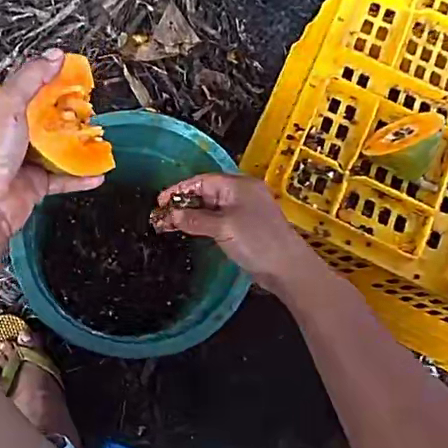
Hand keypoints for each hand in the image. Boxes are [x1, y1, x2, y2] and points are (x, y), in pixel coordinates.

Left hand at [0, 50, 102, 236]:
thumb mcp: (8, 105)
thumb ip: (32, 78)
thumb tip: (55, 55)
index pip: (29, 89)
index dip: (52, 82)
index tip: (77, 77)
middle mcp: (11, 135)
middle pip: (46, 120)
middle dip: (70, 116)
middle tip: (92, 109)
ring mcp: (23, 161)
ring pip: (57, 150)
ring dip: (78, 147)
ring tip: (99, 139)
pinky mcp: (34, 185)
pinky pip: (62, 179)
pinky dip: (80, 177)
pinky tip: (98, 173)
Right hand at [151, 173, 323, 291]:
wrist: (287, 267)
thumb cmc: (258, 241)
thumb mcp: (223, 228)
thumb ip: (195, 219)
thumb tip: (172, 215)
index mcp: (238, 186)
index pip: (202, 181)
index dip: (179, 189)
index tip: (160, 200)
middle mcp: (241, 193)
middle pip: (206, 192)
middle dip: (183, 202)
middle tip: (162, 214)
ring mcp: (244, 210)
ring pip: (210, 207)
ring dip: (190, 214)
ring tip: (169, 224)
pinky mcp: (244, 227)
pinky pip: (217, 219)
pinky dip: (201, 223)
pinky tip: (189, 229)